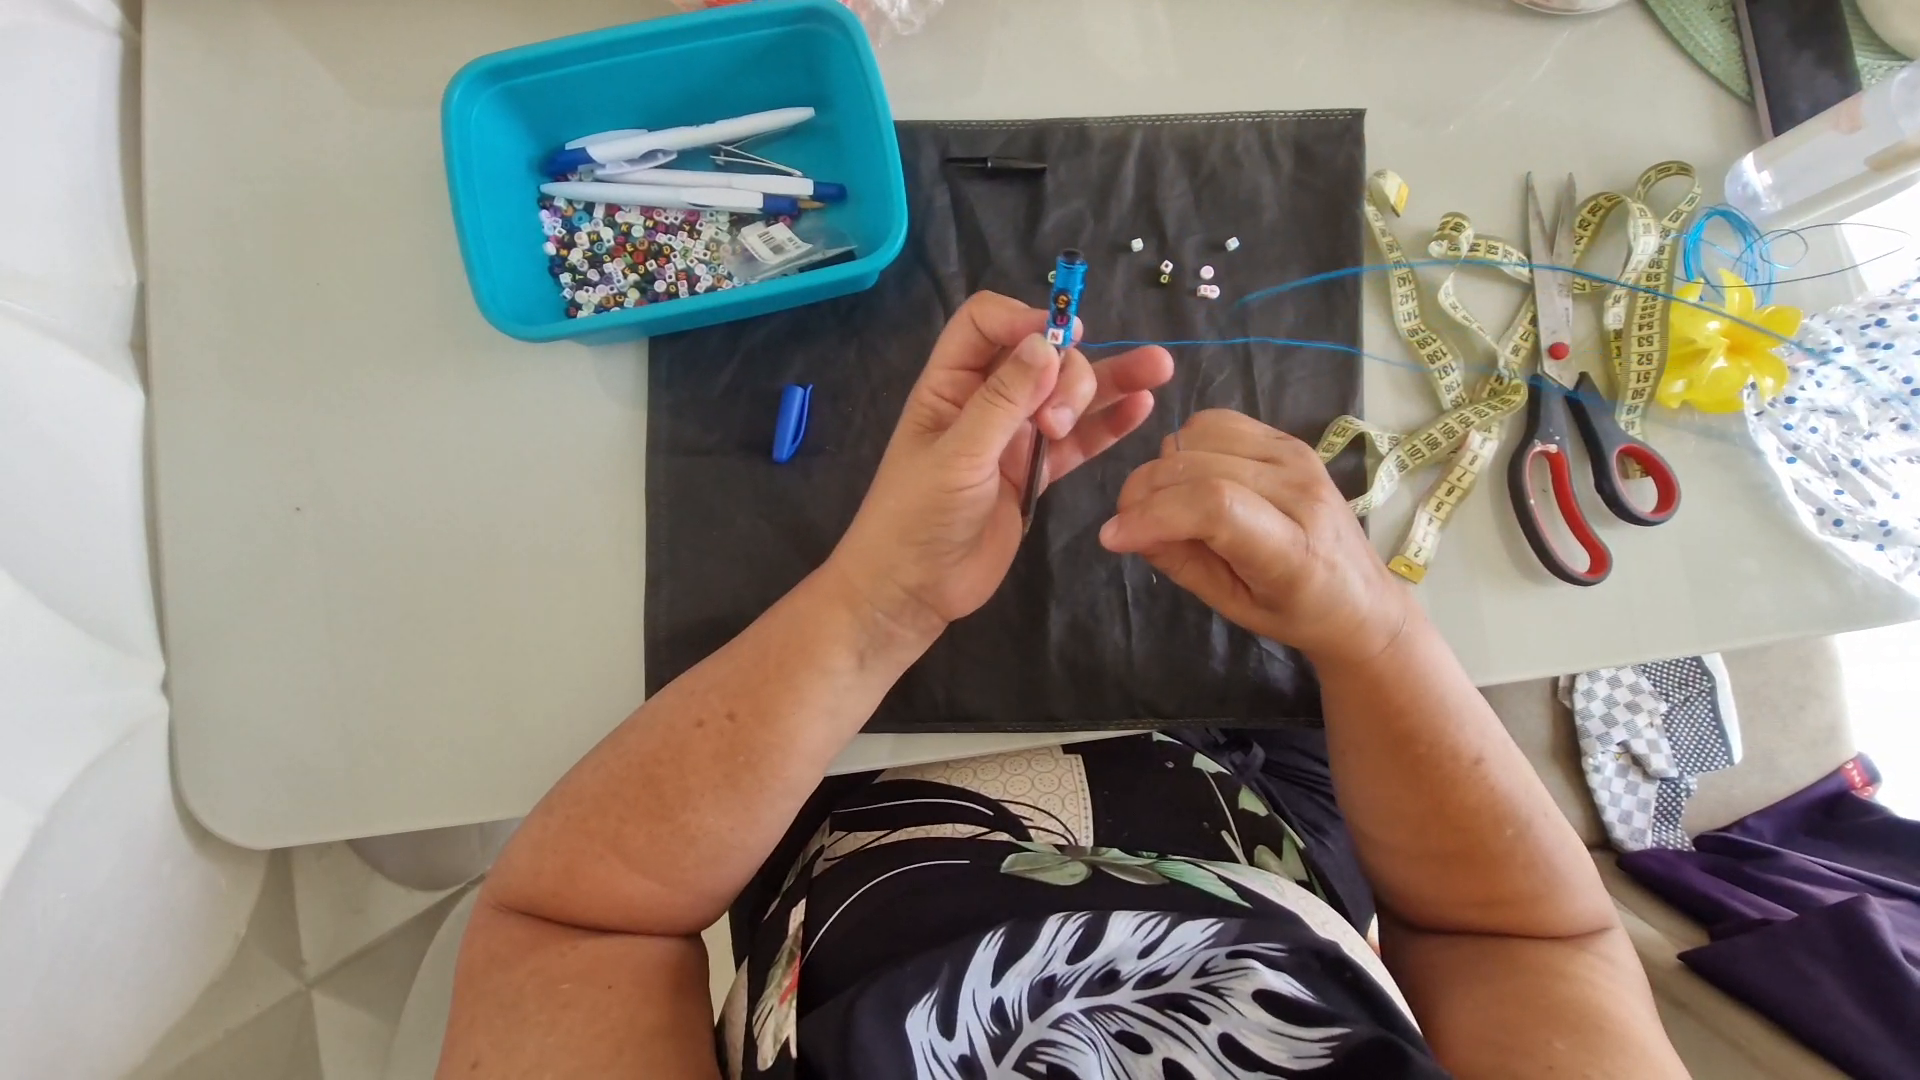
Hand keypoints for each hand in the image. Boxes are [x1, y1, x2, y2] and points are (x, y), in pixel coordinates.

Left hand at [829, 291, 1173, 640]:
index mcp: (949, 386)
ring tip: (1156, 369)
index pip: (985, 323)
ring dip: (1108, 380)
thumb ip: (1002, 401)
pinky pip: (1078, 442)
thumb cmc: (917, 518)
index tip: (1059, 338)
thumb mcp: (957, 456)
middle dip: (1065, 374)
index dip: (1023, 318)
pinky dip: (1108, 425)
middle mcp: (984, 402)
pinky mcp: (1036, 474)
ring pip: (1066, 396)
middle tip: (1055, 424)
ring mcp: (1014, 439)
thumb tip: (1045, 343)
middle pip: (1039, 357)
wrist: (915, 589)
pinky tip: (1142, 407)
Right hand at [1097, 409, 1409, 665]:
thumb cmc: (1293, 612)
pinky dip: (1184, 447)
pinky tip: (1188, 478)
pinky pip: (1213, 423)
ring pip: (1196, 437)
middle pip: (1196, 467)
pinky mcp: (1287, 439)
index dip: (1153, 514)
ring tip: (1162, 503)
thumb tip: (1125, 529)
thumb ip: (1178, 562)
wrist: (1360, 596)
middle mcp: (1299, 490)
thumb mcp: (1231, 605)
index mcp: (1293, 549)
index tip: (1112, 537)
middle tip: (1126, 525)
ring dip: (1162, 469)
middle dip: (1143, 494)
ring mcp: (1295, 456)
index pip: (1215, 507)